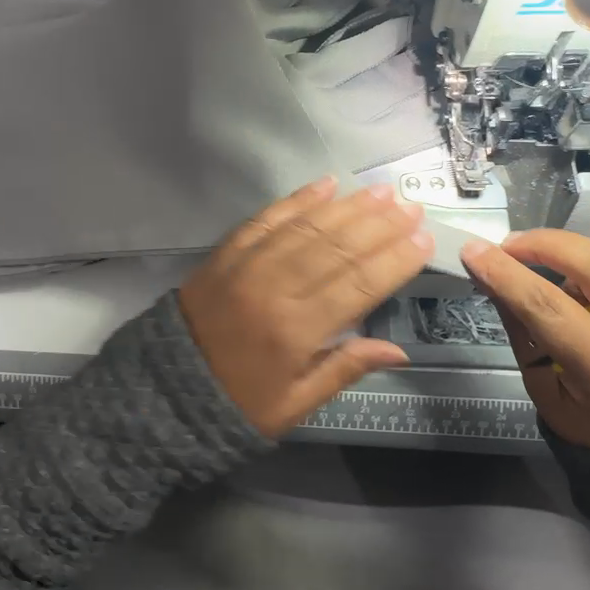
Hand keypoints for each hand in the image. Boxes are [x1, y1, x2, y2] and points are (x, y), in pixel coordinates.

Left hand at [178, 177, 427, 435]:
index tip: (424, 239)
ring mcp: (247, 265)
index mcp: (295, 331)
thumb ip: (344, 370)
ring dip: (347, 207)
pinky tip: (325, 185)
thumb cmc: (239, 403)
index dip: (393, 260)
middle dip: (378, 225)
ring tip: (380, 192)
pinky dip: (297, 199)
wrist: (166, 388)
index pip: (357, 285)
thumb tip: (398, 349)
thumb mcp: (295, 404)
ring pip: (306, 227)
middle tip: (410, 206)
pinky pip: (266, 219)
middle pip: (336, 248)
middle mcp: (274, 289)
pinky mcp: (226, 252)